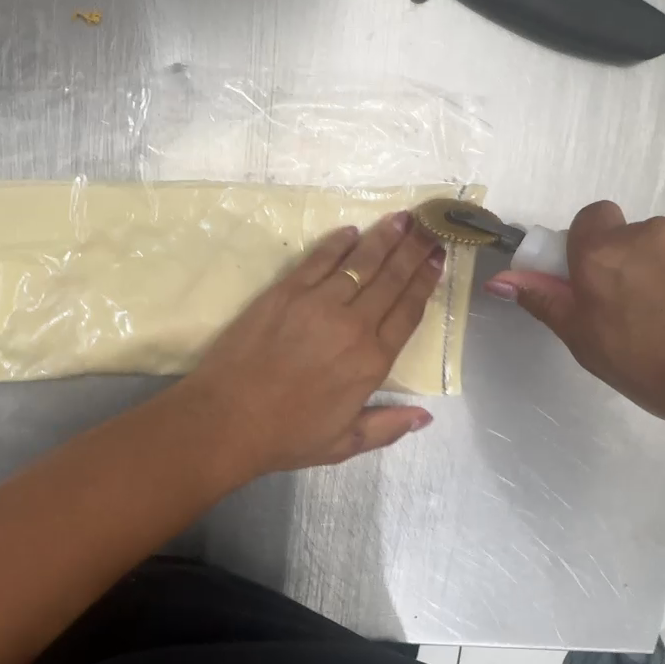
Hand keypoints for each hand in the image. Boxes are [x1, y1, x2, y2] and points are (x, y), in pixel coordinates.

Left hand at [172, 209, 445, 477]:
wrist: (226, 420)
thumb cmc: (283, 437)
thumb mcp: (342, 444)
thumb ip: (386, 428)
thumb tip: (425, 417)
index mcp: (372, 362)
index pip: (409, 311)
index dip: (425, 282)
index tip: (438, 259)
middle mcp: (353, 326)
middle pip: (391, 279)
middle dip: (414, 249)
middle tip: (428, 227)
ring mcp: (317, 304)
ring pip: (360, 262)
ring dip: (384, 238)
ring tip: (402, 219)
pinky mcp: (283, 293)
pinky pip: (318, 260)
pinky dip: (337, 243)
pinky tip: (350, 232)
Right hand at [484, 201, 664, 439]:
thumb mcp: (593, 348)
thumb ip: (551, 305)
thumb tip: (504, 278)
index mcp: (608, 257)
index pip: (592, 219)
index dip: (595, 246)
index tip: (607, 282)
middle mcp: (661, 233)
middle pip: (646, 237)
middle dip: (649, 267)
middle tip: (663, 319)